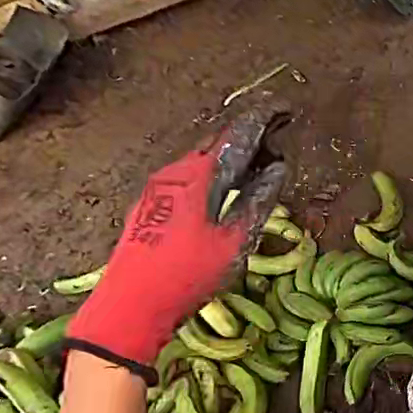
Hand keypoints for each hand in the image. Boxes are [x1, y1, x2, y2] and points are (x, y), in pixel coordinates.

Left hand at [65, 109, 286, 375]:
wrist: (129, 303)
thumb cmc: (187, 273)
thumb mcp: (234, 242)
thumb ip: (256, 201)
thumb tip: (277, 169)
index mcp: (200, 175)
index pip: (238, 134)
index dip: (263, 120)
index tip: (283, 110)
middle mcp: (176, 171)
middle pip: (216, 144)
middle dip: (245, 139)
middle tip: (272, 143)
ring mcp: (158, 187)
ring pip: (199, 162)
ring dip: (226, 160)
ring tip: (250, 169)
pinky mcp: (148, 204)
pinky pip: (185, 178)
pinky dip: (208, 176)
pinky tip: (216, 194)